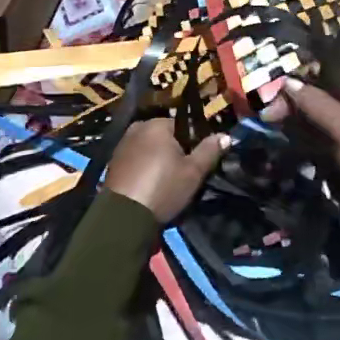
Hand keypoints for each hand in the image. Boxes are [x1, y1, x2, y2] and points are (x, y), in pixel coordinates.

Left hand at [102, 118, 228, 221]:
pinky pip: (136, 160)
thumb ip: (209, 151)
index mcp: (156, 124)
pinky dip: (144, 169)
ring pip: (149, 149)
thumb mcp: (193, 172)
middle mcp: (136, 128)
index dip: (192, 144)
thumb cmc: (163, 187)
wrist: (124, 215)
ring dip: (158, 161)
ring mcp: (122, 145)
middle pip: (164, 138)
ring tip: (166, 184)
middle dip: (174, 152)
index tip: (196, 164)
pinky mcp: (113, 162)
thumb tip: (225, 135)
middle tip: (183, 176)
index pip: (182, 126)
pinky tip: (149, 186)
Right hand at [263, 75, 339, 213]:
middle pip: (317, 96)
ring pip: (319, 116)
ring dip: (301, 126)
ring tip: (286, 139)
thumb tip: (287, 81)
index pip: (319, 78)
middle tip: (272, 125)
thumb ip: (317, 104)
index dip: (294, 91)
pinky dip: (312, 139)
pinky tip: (300, 147)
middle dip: (295, 109)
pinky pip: (326, 133)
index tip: (272, 111)